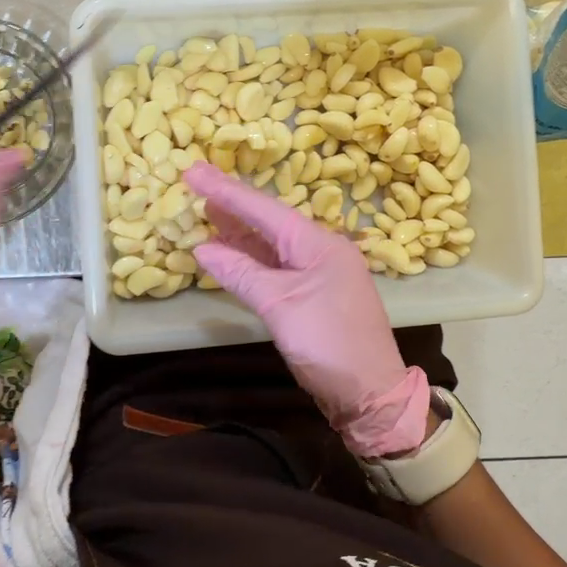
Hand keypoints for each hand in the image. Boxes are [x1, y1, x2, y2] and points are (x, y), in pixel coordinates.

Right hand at [183, 162, 430, 457]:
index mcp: (318, 243)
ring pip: (269, 243)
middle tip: (194, 180)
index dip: (226, 190)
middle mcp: (319, 250)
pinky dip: (248, 257)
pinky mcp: (311, 296)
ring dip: (236, 228)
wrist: (372, 396)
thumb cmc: (330, 344)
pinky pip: (274, 266)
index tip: (193, 170)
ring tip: (204, 208)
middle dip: (230, 202)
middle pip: (267, 220)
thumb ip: (241, 274)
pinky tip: (225, 250)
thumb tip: (202, 249)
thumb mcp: (281, 307)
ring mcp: (317, 274)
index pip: (263, 209)